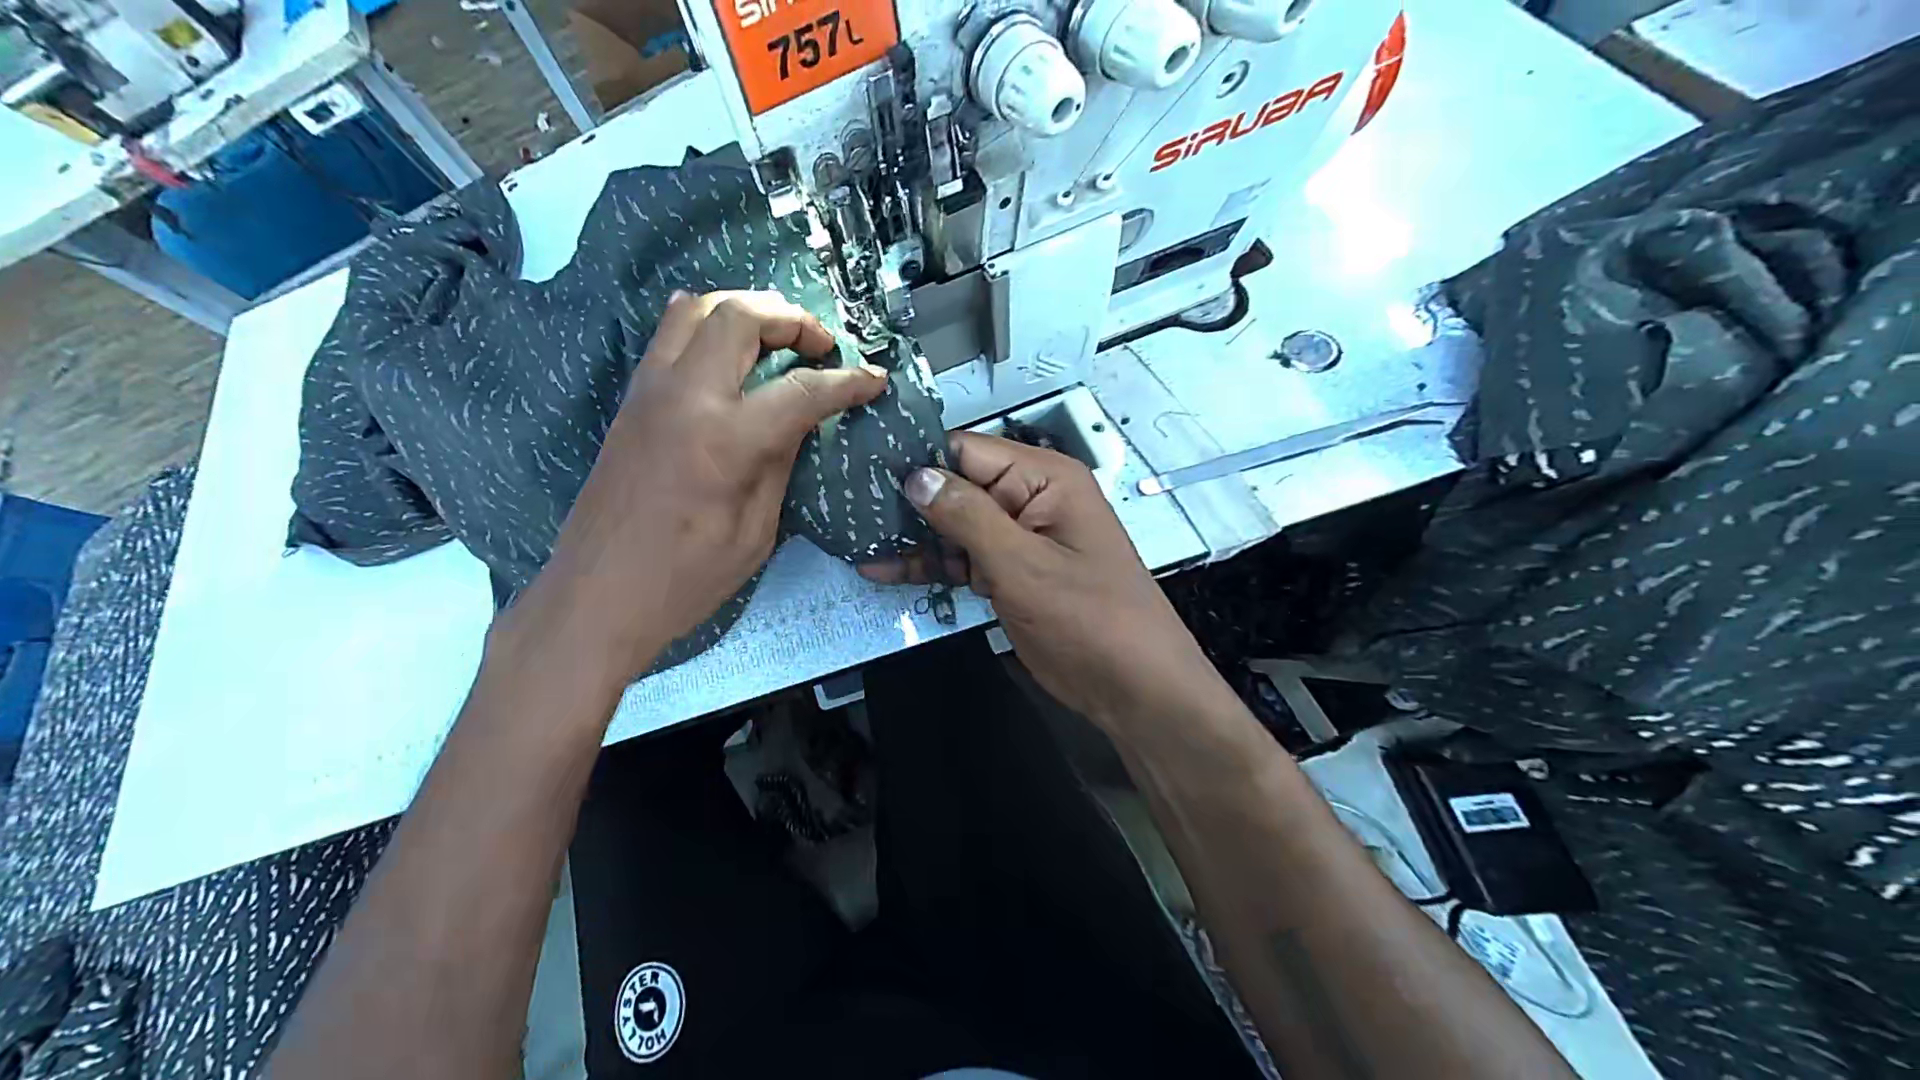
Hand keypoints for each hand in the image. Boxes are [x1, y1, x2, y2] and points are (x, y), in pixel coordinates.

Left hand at [499, 290, 886, 685]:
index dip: (847, 381)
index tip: (875, 379)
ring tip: (778, 336)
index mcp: (724, 439)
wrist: (595, 597)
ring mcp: (649, 391)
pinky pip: (668, 334)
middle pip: (741, 316)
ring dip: (746, 309)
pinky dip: (707, 324)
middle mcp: (683, 396)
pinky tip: (728, 347)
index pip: (801, 389)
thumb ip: (780, 464)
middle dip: (792, 319)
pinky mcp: (631, 401)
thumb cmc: (686, 580)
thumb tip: (801, 420)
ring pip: (697, 308)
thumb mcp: (756, 532)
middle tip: (822, 345)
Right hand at [859, 432, 1221, 731]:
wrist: (1131, 687)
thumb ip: (968, 517)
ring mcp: (1016, 539)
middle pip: (956, 488)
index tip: (862, 471)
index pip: (967, 452)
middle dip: (907, 501)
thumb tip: (915, 475)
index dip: (917, 461)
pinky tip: (883, 568)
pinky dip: (929, 565)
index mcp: (1043, 478)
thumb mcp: (1024, 564)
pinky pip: (961, 560)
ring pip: (953, 526)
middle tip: (844, 508)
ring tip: (852, 538)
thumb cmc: (1089, 618)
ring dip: (911, 536)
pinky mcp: (1008, 574)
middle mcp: (1027, 499)